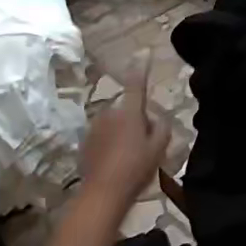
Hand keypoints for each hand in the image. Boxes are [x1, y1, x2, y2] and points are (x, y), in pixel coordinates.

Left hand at [79, 69, 170, 205]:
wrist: (102, 194)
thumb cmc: (135, 169)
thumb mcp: (158, 150)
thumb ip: (162, 128)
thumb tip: (158, 118)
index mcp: (130, 112)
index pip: (137, 84)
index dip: (141, 68)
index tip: (144, 51)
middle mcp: (109, 113)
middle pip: (128, 111)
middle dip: (135, 122)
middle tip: (145, 145)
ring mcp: (94, 127)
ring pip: (114, 125)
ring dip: (121, 134)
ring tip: (129, 159)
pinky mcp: (84, 142)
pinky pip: (102, 138)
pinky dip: (109, 146)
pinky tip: (115, 164)